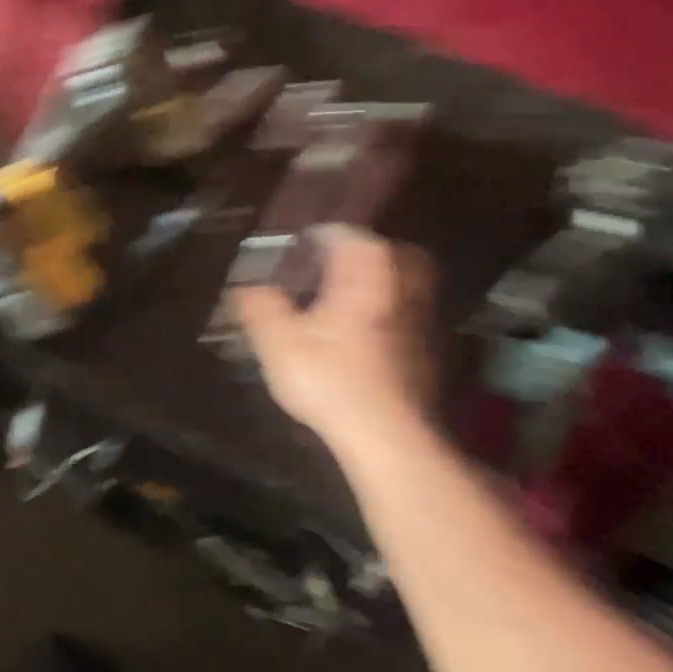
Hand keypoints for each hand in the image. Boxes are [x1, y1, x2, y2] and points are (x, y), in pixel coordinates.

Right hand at [233, 226, 435, 441]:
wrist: (389, 436)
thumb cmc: (330, 380)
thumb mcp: (277, 342)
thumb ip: (260, 306)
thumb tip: (244, 286)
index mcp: (368, 270)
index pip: (342, 234)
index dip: (313, 238)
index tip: (292, 248)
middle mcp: (403, 283)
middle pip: (382, 253)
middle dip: (354, 256)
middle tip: (323, 266)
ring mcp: (422, 316)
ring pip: (396, 284)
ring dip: (370, 285)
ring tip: (337, 299)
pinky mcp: (428, 348)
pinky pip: (402, 314)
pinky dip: (382, 314)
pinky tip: (357, 334)